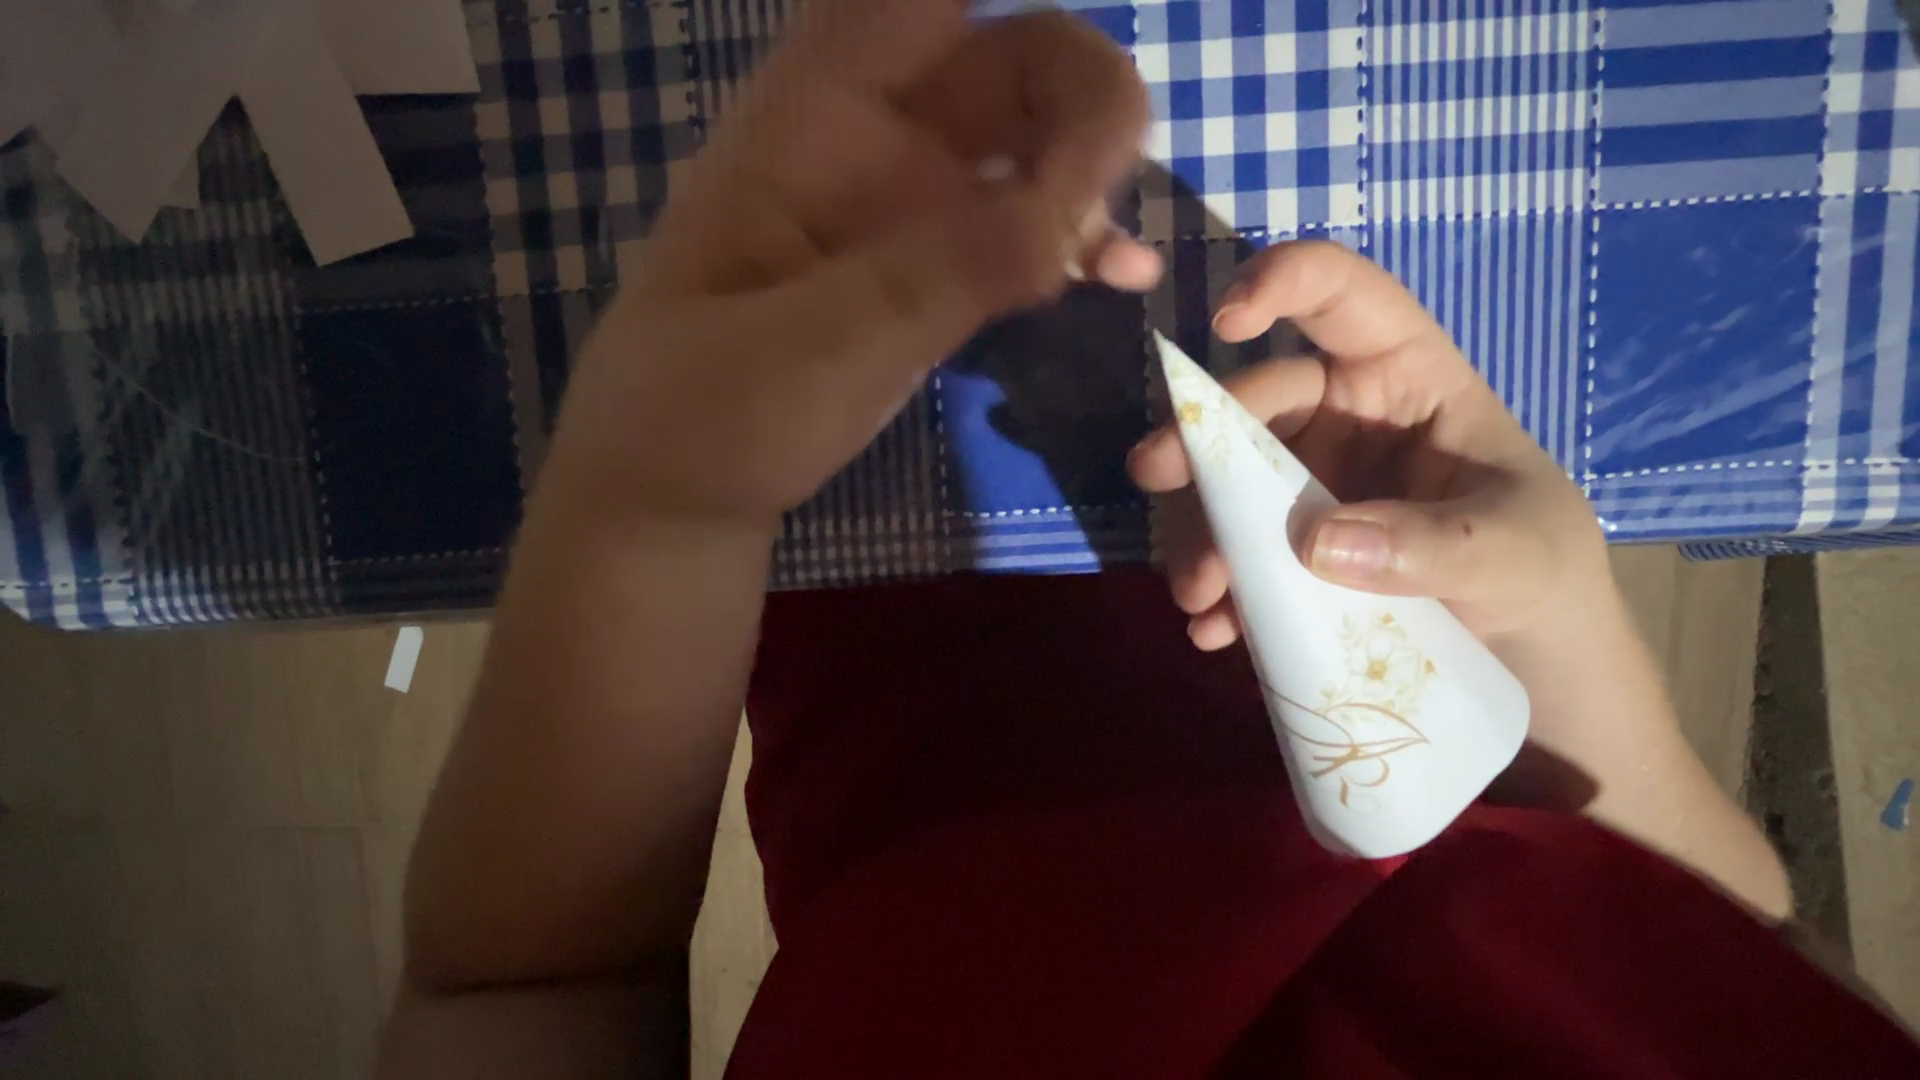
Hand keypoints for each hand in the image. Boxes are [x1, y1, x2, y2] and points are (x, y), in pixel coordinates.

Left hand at [549, 0, 1161, 527]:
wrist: (679, 500)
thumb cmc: (705, 418)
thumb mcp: (810, 348)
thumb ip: (933, 282)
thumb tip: (1069, 224)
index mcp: (809, 123)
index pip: (905, 4)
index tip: (1076, 76)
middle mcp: (869, 150)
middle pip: (996, 69)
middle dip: (1076, 101)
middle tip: (1119, 176)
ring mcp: (906, 221)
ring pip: (1022, 154)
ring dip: (1088, 176)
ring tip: (1122, 256)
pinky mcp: (929, 287)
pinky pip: (1015, 240)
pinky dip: (1066, 248)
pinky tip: (1112, 281)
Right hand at [1127, 241, 1611, 650]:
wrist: (1521, 661)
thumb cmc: (1536, 575)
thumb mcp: (1514, 554)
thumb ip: (1433, 544)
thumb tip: (1313, 540)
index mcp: (1404, 378)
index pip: (1342, 298)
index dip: (1283, 283)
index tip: (1226, 320)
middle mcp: (1338, 419)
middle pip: (1253, 400)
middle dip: (1196, 433)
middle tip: (1150, 471)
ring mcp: (1301, 486)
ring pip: (1226, 483)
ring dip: (1200, 534)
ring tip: (1198, 595)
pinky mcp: (1278, 546)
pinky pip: (1231, 552)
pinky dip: (1216, 590)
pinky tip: (1216, 628)